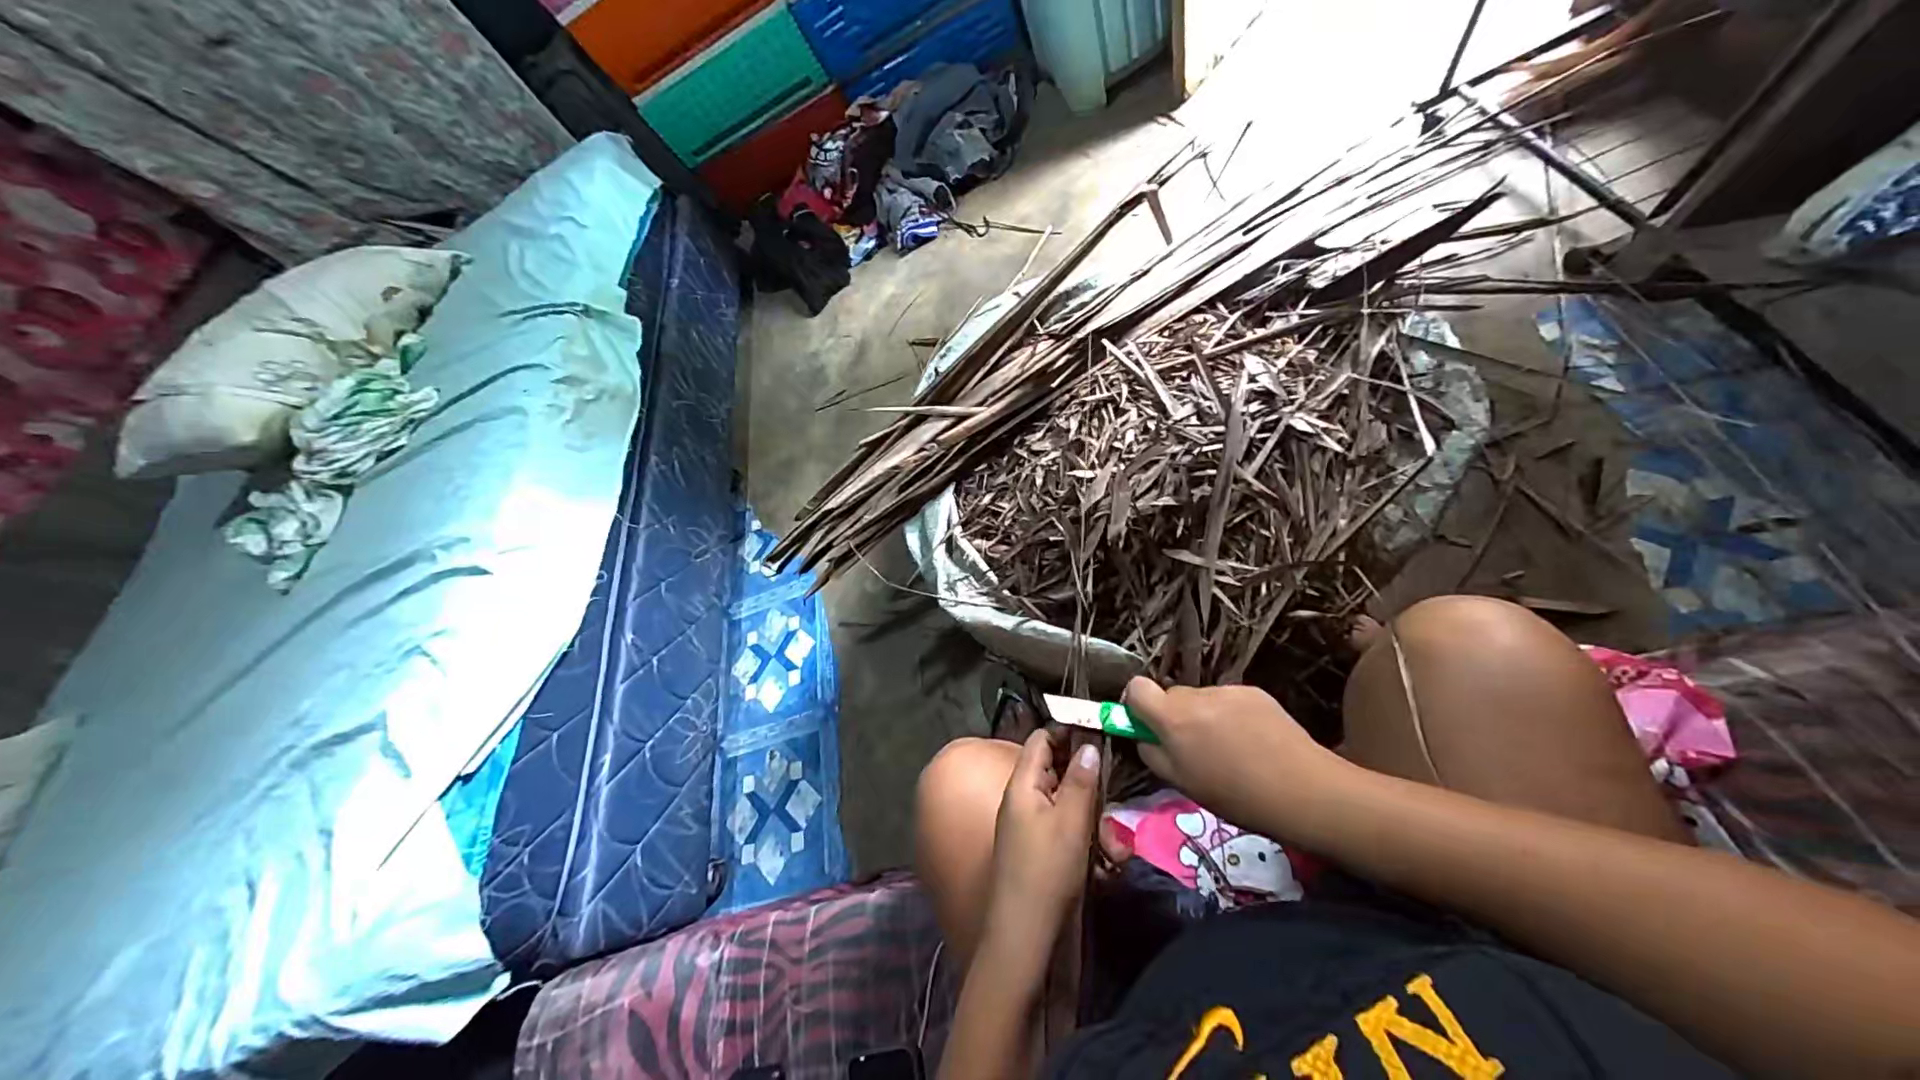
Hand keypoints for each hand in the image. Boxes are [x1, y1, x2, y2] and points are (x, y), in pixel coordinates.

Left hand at [983, 729, 1102, 951]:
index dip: (1067, 730)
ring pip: (1056, 793)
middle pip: (1050, 765)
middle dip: (1080, 768)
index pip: (1040, 739)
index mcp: (1021, 783)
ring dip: (1081, 797)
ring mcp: (1024, 821)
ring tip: (1107, 810)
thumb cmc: (1047, 868)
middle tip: (1109, 770)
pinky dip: (1075, 818)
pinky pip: (1056, 816)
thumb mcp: (1071, 820)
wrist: (1023, 928)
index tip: (1098, 731)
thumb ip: (1081, 780)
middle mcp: (1019, 796)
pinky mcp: (1033, 843)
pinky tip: (1095, 834)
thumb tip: (1089, 743)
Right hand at [1124, 676, 1353, 837]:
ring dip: (1204, 717)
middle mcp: (1196, 695)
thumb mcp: (1180, 782)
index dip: (1137, 705)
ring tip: (1230, 749)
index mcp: (1172, 718)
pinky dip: (1231, 715)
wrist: (1303, 790)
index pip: (1136, 688)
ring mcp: (1227, 690)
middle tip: (1194, 748)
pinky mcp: (1254, 691)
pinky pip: (1228, 699)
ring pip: (1201, 699)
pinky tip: (1251, 741)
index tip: (1148, 727)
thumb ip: (1152, 752)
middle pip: (1171, 695)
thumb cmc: (1235, 796)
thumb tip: (1144, 735)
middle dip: (1175, 716)